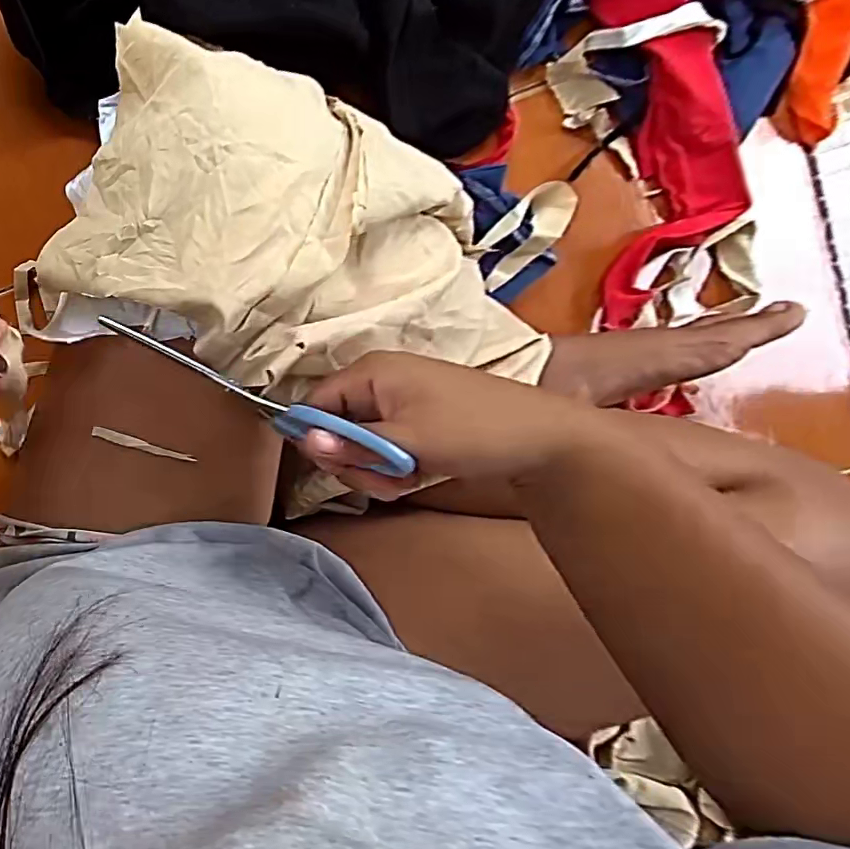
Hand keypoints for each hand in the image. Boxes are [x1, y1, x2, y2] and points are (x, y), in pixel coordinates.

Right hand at [293, 352, 603, 498]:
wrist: (545, 439)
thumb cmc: (474, 431)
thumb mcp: (406, 443)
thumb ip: (351, 445)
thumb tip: (304, 442)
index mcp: (371, 372)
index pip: (315, 403)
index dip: (318, 438)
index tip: (336, 466)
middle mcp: (379, 381)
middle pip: (335, 427)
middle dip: (354, 461)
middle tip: (383, 477)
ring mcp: (397, 401)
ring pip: (359, 444)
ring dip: (376, 470)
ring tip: (408, 477)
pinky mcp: (413, 419)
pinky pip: (383, 447)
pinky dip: (393, 467)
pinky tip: (417, 474)